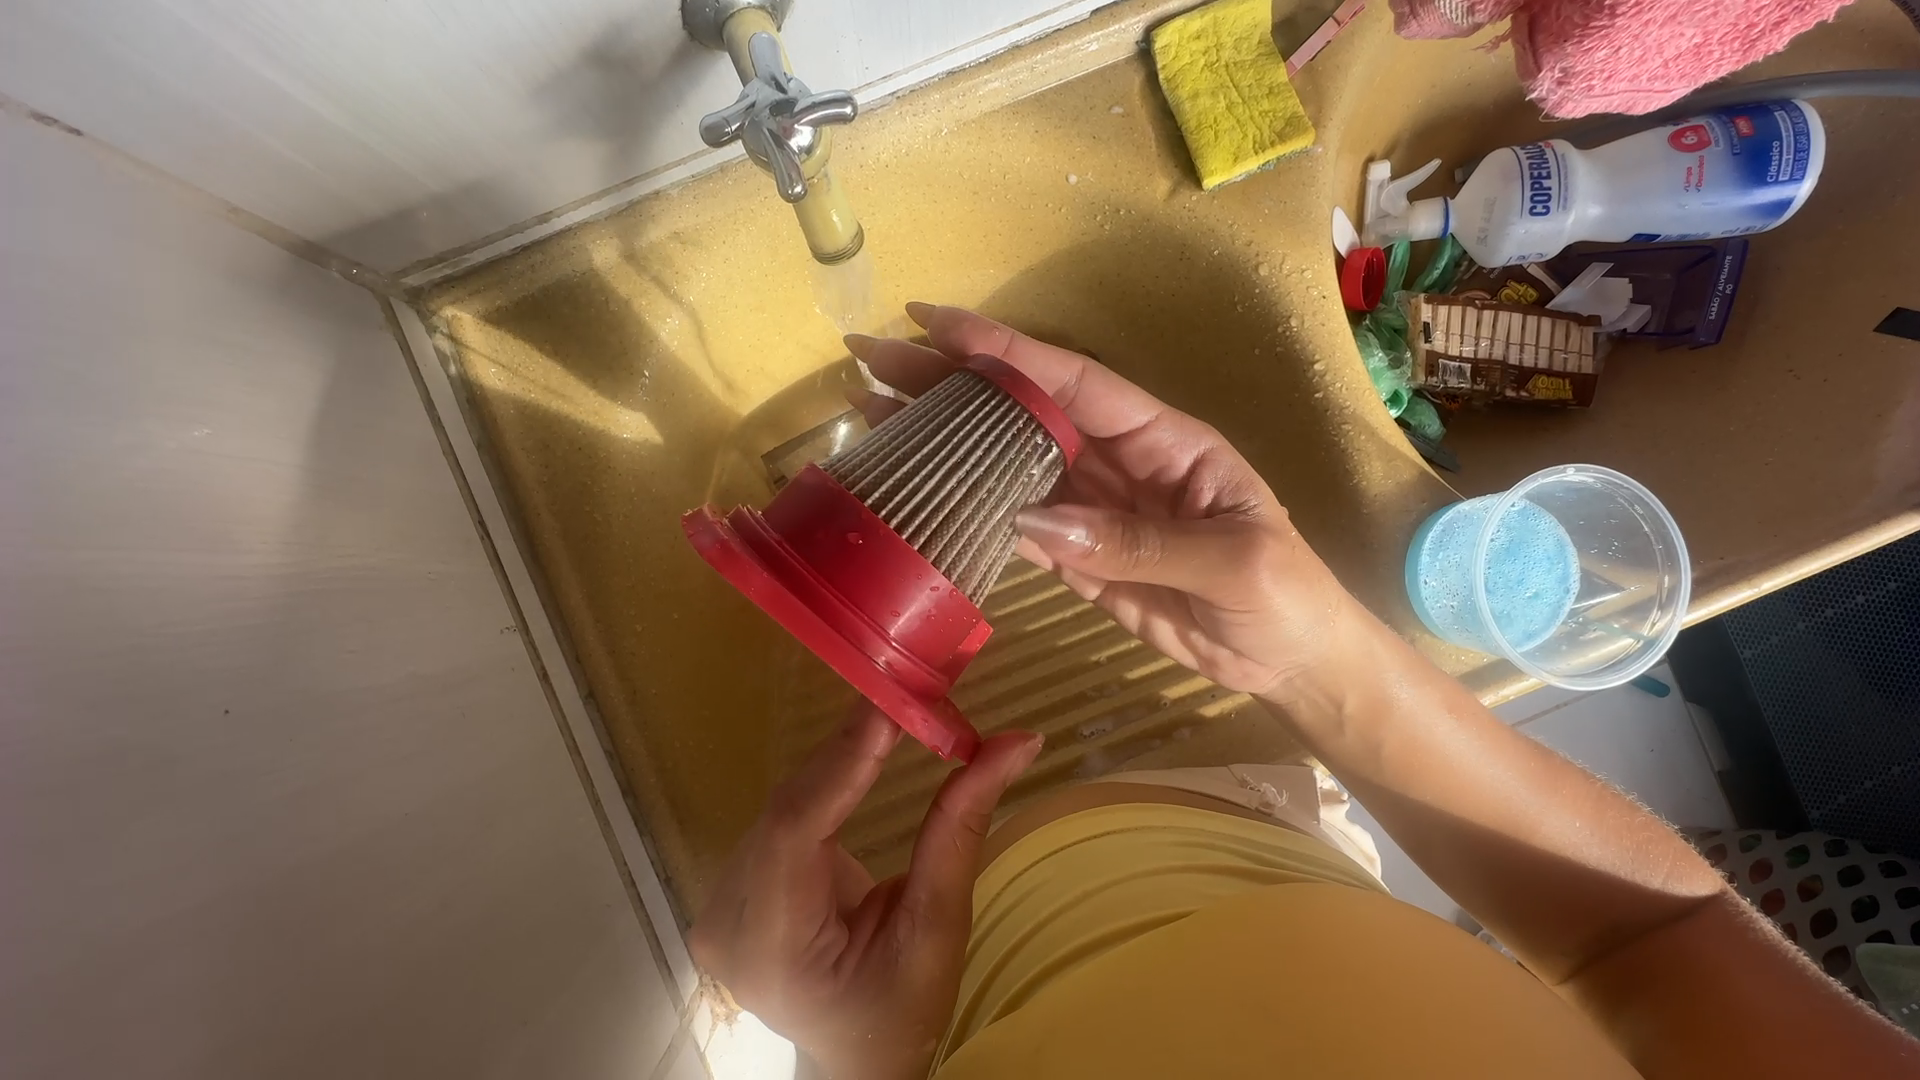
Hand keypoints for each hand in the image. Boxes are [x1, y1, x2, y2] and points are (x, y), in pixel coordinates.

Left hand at [690, 706, 1042, 1079]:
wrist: (858, 1053)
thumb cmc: (900, 1009)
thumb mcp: (938, 927)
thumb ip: (960, 829)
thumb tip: (1017, 742)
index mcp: (768, 947)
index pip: (794, 831)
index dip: (842, 761)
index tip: (891, 705)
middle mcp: (726, 919)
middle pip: (789, 809)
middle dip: (851, 750)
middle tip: (909, 699)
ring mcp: (722, 899)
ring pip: (787, 801)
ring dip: (842, 760)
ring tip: (897, 718)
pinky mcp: (737, 880)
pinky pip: (786, 811)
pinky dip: (830, 779)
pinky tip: (864, 750)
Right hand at [845, 303, 1354, 700]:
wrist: (1289, 659)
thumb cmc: (1282, 593)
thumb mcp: (1232, 560)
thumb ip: (1139, 541)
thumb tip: (1033, 520)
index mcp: (1160, 438)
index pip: (1070, 381)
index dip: (1002, 349)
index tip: (931, 323)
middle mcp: (1115, 460)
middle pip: (1021, 412)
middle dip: (947, 381)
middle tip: (869, 360)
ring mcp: (1090, 508)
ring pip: (1005, 465)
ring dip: (944, 442)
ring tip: (872, 419)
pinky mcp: (1076, 556)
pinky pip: (1013, 526)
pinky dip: (968, 511)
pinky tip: (922, 495)